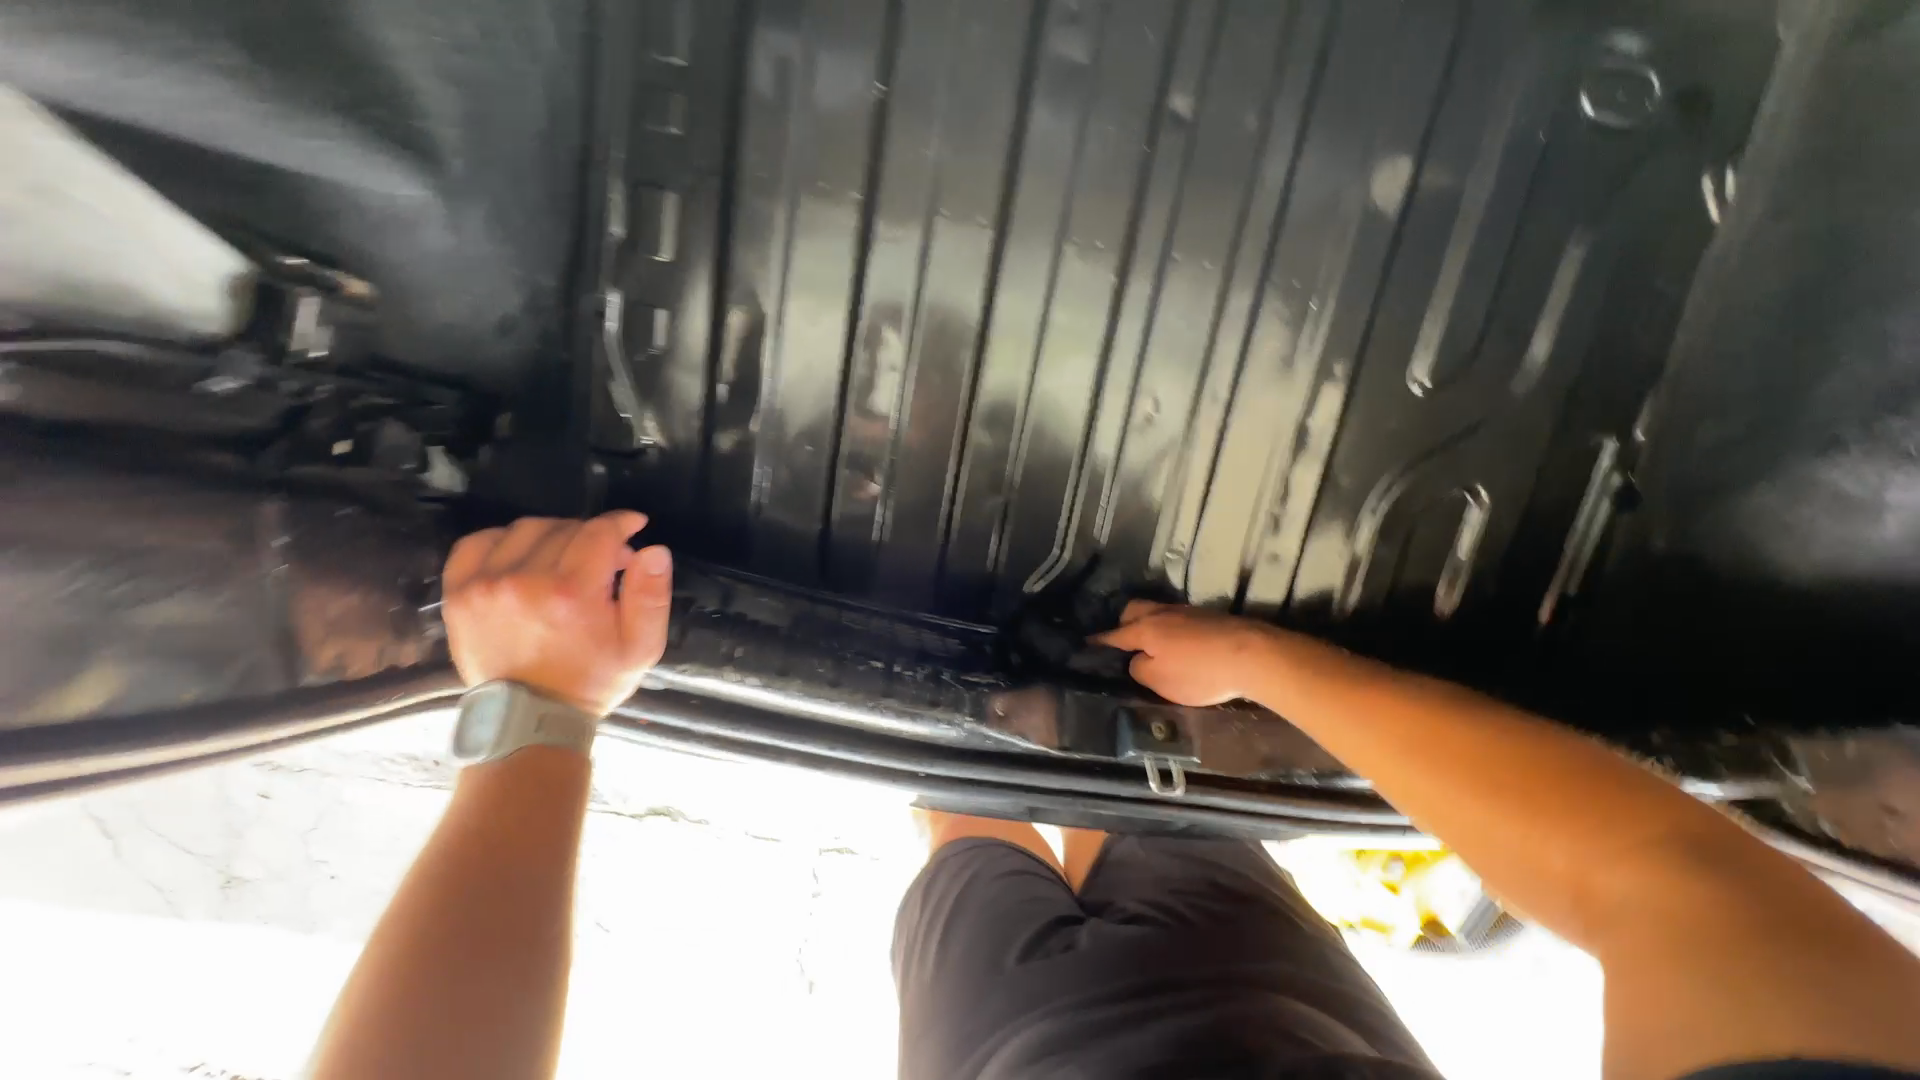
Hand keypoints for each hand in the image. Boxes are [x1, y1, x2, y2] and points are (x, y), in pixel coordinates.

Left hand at [441, 512, 671, 715]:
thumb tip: (652, 549)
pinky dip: (503, 541)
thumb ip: (651, 595)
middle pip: (565, 528)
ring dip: (553, 535)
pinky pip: (477, 543)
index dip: (621, 523)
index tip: (634, 525)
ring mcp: (486, 585)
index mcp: (573, 592)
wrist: (531, 719)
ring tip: (565, 558)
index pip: (600, 532)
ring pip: (525, 530)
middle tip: (605, 559)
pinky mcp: (459, 594)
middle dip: (592, 535)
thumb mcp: (641, 647)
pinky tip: (521, 556)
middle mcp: (525, 580)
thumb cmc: (592, 681)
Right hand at [1092, 601, 1284, 705]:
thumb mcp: (1160, 681)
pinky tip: (1180, 644)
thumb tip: (1137, 660)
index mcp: (1145, 629)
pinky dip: (1173, 629)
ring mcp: (1189, 612)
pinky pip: (1180, 619)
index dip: (1099, 641)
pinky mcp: (1211, 617)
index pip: (1114, 635)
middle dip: (1124, 622)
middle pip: (1135, 609)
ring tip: (1152, 643)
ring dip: (1151, 624)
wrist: (1254, 656)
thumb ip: (1139, 669)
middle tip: (1123, 641)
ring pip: (1159, 612)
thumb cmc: (1200, 672)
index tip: (1086, 643)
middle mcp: (1163, 613)